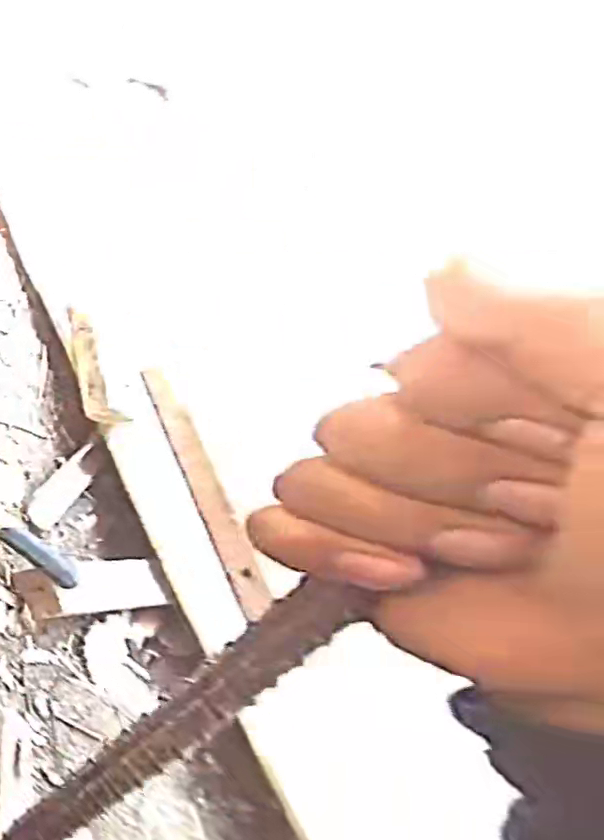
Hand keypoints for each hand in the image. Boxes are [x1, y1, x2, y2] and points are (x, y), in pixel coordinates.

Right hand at [248, 260, 603, 732]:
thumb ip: (545, 319)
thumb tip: (446, 265)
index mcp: (507, 392)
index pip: (407, 374)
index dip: (472, 417)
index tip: (569, 446)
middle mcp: (436, 441)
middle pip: (345, 429)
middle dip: (439, 481)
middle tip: (539, 512)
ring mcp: (383, 500)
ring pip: (303, 479)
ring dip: (394, 525)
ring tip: (489, 553)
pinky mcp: (344, 553)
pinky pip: (269, 527)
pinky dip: (319, 552)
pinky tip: (396, 574)